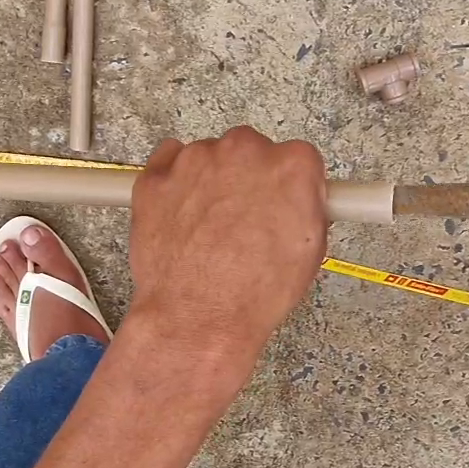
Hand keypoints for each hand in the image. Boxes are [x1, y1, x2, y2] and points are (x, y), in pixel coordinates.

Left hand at [126, 127, 327, 376]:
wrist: (200, 316)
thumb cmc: (253, 292)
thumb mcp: (310, 249)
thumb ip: (306, 205)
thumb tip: (300, 196)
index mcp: (291, 166)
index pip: (295, 158)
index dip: (285, 186)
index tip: (279, 202)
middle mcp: (244, 151)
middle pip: (249, 151)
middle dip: (246, 180)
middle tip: (242, 221)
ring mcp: (196, 161)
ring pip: (207, 157)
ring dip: (210, 181)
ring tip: (208, 228)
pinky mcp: (158, 176)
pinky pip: (168, 160)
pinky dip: (174, 180)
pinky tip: (182, 213)